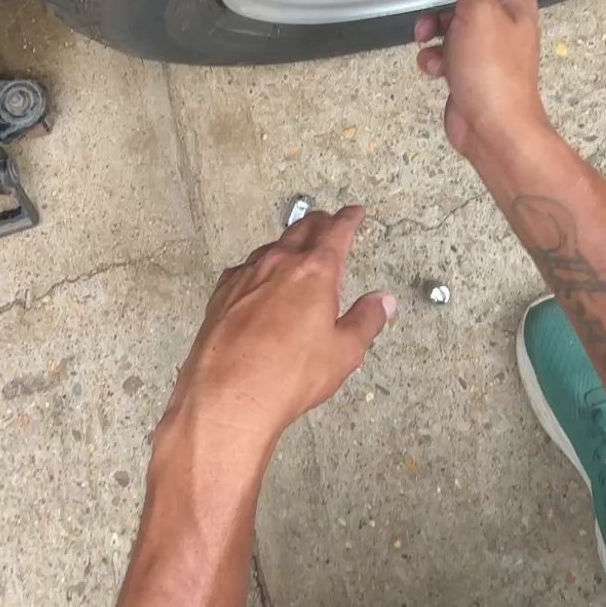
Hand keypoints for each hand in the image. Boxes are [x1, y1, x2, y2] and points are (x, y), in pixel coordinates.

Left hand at [162, 207, 394, 456]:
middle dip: (320, 222)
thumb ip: (366, 320)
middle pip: (302, 229)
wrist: (229, 393)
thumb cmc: (287, 374)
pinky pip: (245, 267)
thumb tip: (382, 302)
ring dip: (288, 242)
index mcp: (315, 271)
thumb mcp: (344, 352)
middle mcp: (280, 264)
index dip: (349, 218)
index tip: (354, 212)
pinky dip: (260, 266)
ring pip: (272, 246)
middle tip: (329, 221)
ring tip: (296, 249)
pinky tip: (260, 280)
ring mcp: (247, 275)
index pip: (337, 231)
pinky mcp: (223, 292)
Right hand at [415, 0, 549, 158]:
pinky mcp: (466, 71)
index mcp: (515, 3)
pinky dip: (433, 56)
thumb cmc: (492, 71)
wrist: (493, 129)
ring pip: (453, 21)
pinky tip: (432, 68)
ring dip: (432, 24)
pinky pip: (444, 52)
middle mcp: (502, 22)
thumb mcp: (478, 12)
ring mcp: (484, 48)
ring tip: (423, 36)